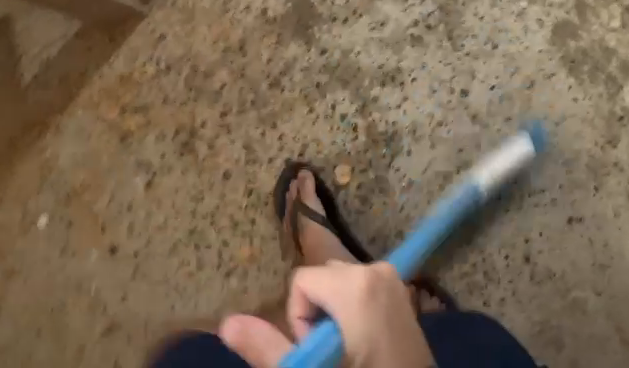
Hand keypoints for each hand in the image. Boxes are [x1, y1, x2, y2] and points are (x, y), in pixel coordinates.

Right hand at [218, 261, 434, 367]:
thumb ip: (269, 349)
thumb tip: (226, 323)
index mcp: (355, 284)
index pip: (301, 283)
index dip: (299, 320)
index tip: (318, 354)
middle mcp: (376, 270)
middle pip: (321, 282)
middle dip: (316, 318)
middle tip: (332, 358)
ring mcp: (393, 280)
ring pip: (340, 287)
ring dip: (334, 318)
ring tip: (350, 356)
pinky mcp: (402, 294)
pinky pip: (361, 292)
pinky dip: (354, 316)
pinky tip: (366, 349)